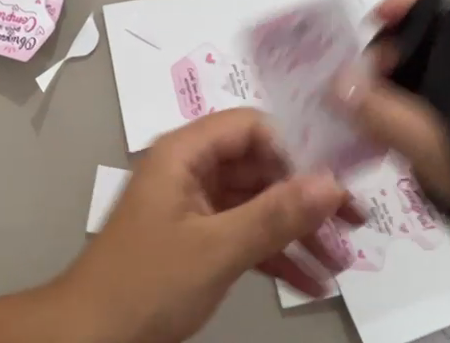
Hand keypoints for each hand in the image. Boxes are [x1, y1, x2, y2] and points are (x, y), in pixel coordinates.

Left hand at [52, 109, 361, 342]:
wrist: (94, 333)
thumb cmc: (149, 280)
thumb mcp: (217, 248)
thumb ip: (275, 215)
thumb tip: (331, 183)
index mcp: (184, 152)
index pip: (250, 127)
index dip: (294, 148)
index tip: (339, 179)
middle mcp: (190, 168)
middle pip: (257, 166)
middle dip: (304, 197)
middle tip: (356, 226)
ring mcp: (193, 204)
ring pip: (255, 203)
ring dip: (296, 231)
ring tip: (343, 263)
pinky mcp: (196, 238)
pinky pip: (243, 234)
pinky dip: (275, 256)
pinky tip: (312, 284)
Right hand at [331, 0, 449, 342]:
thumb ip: (394, 119)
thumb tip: (337, 80)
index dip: (423, 10)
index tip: (374, 17)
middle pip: (449, 51)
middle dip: (399, 53)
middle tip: (355, 66)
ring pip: (437, 87)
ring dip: (396, 87)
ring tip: (351, 91)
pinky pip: (435, 120)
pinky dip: (403, 117)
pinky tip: (368, 122)